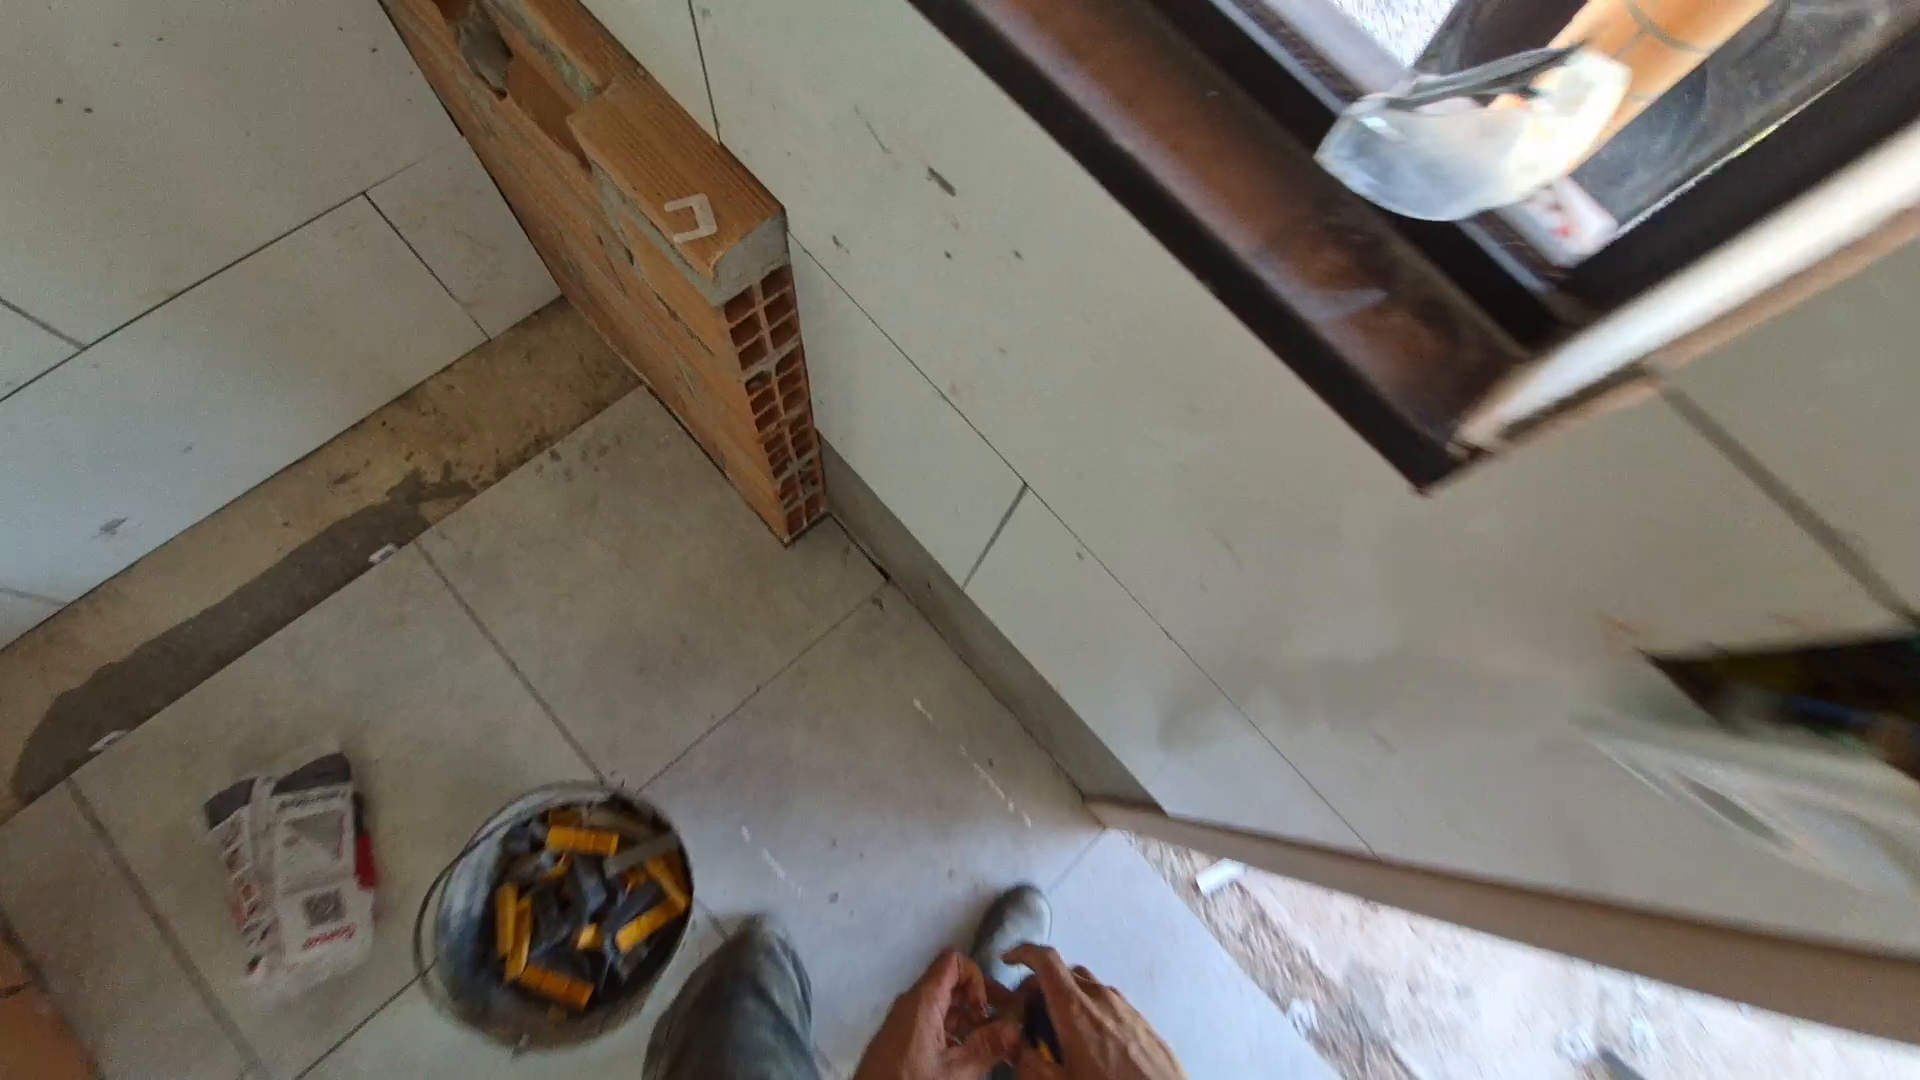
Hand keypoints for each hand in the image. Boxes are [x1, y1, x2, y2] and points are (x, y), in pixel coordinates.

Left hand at [853, 949, 1020, 1079]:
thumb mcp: (954, 1073)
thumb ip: (987, 1048)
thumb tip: (1018, 1028)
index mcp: (923, 1000)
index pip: (953, 961)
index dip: (976, 979)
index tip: (985, 1013)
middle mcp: (913, 1002)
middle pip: (951, 983)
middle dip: (979, 1001)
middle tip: (1004, 1028)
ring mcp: (906, 1021)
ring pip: (944, 1006)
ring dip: (968, 1021)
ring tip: (991, 1046)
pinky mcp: (903, 1039)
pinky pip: (933, 1023)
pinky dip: (954, 1033)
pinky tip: (967, 1058)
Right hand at [1002, 945, 1187, 1079]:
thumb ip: (1030, 1065)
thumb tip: (1015, 1044)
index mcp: (1076, 1008)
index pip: (1046, 959)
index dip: (1022, 952)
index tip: (1007, 961)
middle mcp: (1100, 996)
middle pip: (1064, 972)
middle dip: (1042, 985)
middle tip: (1031, 1016)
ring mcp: (1125, 1006)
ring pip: (1088, 986)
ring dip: (1068, 997)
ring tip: (1062, 1032)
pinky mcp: (1143, 1021)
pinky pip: (1109, 1002)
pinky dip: (1091, 1009)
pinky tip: (1094, 1044)